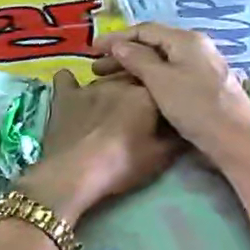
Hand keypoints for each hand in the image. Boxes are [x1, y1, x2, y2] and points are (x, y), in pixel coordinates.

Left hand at [15, 70, 183, 221]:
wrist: (74, 172)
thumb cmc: (122, 164)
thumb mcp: (161, 155)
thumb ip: (177, 135)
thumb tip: (186, 122)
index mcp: (146, 93)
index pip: (161, 84)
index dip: (163, 95)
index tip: (163, 109)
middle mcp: (118, 82)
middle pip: (132, 77)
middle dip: (137, 88)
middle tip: (138, 108)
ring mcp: (88, 87)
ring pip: (104, 77)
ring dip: (110, 87)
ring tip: (111, 103)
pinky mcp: (64, 96)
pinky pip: (65, 78)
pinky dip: (70, 81)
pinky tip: (71, 86)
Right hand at [90, 23, 249, 171]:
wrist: (236, 140)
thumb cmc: (195, 107)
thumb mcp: (160, 80)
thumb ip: (137, 58)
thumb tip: (118, 45)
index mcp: (186, 40)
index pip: (144, 30)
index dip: (115, 38)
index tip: (91, 50)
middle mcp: (196, 47)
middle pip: (152, 43)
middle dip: (122, 53)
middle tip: (96, 68)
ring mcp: (201, 66)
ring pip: (159, 59)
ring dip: (132, 66)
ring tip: (110, 79)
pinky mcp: (203, 84)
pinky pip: (168, 72)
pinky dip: (147, 76)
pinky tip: (136, 88)